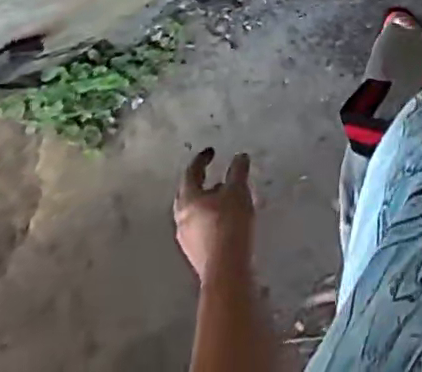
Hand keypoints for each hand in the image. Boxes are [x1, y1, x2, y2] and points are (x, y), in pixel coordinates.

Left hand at [175, 148, 254, 284]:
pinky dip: (213, 218)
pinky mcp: (197, 254)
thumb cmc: (229, 223)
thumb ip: (238, 171)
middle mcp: (181, 219)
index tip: (211, 152)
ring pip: (196, 213)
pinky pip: (202, 228)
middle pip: (189, 195)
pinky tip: (228, 219)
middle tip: (215, 175)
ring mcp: (187, 239)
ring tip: (227, 197)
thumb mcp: (237, 191)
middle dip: (202, 183)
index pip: (190, 174)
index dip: (201, 160)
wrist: (226, 270)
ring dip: (209, 202)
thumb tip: (239, 156)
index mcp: (187, 200)